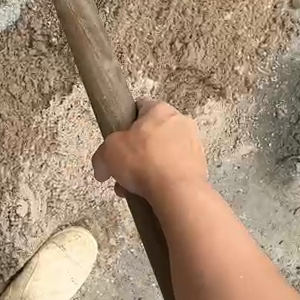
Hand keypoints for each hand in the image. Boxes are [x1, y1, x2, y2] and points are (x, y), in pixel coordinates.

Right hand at [91, 98, 208, 206]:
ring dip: (146, 169)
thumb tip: (101, 169)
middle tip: (123, 168)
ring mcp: (192, 144)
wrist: (177, 191)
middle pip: (150, 134)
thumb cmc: (145, 162)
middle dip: (135, 153)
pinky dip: (162, 179)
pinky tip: (150, 193)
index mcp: (160, 109)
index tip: (117, 140)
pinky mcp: (199, 165)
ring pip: (161, 154)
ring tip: (133, 187)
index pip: (139, 107)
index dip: (124, 124)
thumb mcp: (108, 153)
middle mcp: (180, 122)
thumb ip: (101, 157)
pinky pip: (174, 169)